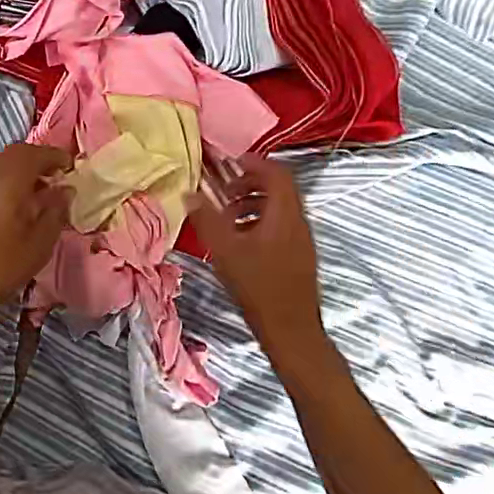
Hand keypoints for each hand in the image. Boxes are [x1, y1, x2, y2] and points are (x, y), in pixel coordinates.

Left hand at [0, 143, 72, 306]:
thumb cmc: (5, 263)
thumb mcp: (41, 240)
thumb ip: (56, 209)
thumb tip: (66, 189)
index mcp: (10, 182)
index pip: (35, 154)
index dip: (56, 156)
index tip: (72, 167)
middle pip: (17, 152)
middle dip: (39, 157)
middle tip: (57, 173)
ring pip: (4, 162)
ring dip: (25, 166)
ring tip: (42, 187)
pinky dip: (11, 176)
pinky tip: (22, 199)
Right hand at [188, 156, 325, 351]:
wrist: (292, 331)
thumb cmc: (259, 287)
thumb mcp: (225, 251)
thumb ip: (207, 219)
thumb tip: (190, 193)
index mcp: (285, 213)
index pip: (277, 173)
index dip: (256, 163)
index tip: (233, 162)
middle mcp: (299, 220)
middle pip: (280, 188)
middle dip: (252, 183)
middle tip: (227, 189)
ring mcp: (303, 239)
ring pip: (281, 207)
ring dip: (255, 203)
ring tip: (229, 215)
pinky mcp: (301, 255)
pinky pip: (282, 224)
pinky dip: (262, 220)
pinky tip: (242, 240)